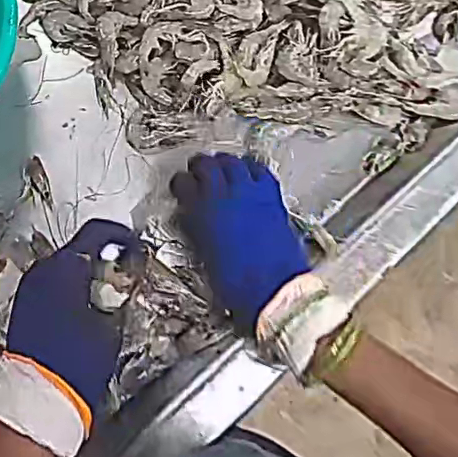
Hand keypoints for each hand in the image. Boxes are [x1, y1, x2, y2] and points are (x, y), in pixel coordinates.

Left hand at [3, 218, 133, 419]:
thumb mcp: (110, 326)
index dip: (119, 235)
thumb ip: (116, 295)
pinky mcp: (23, 304)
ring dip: (83, 273)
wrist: (39, 401)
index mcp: (65, 267)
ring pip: (62, 266)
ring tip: (105, 291)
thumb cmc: (76, 363)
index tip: (131, 243)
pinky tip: (83, 305)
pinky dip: (68, 286)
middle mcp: (42, 270)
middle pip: (77, 248)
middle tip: (122, 270)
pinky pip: (50, 283)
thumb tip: (121, 285)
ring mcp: (29, 286)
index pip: (96, 232)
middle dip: (101, 257)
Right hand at [170, 153, 309, 331]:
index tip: (181, 185)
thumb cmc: (239, 287)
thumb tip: (191, 218)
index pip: (184, 183)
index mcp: (202, 213)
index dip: (180, 183)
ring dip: (224, 162)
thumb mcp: (205, 258)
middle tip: (198, 170)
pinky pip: (259, 170)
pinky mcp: (271, 197)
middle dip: (200, 166)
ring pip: (232, 162)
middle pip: (207, 165)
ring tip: (221, 166)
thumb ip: (196, 230)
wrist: (276, 294)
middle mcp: (224, 197)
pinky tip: (249, 172)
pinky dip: (251, 167)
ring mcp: (249, 194)